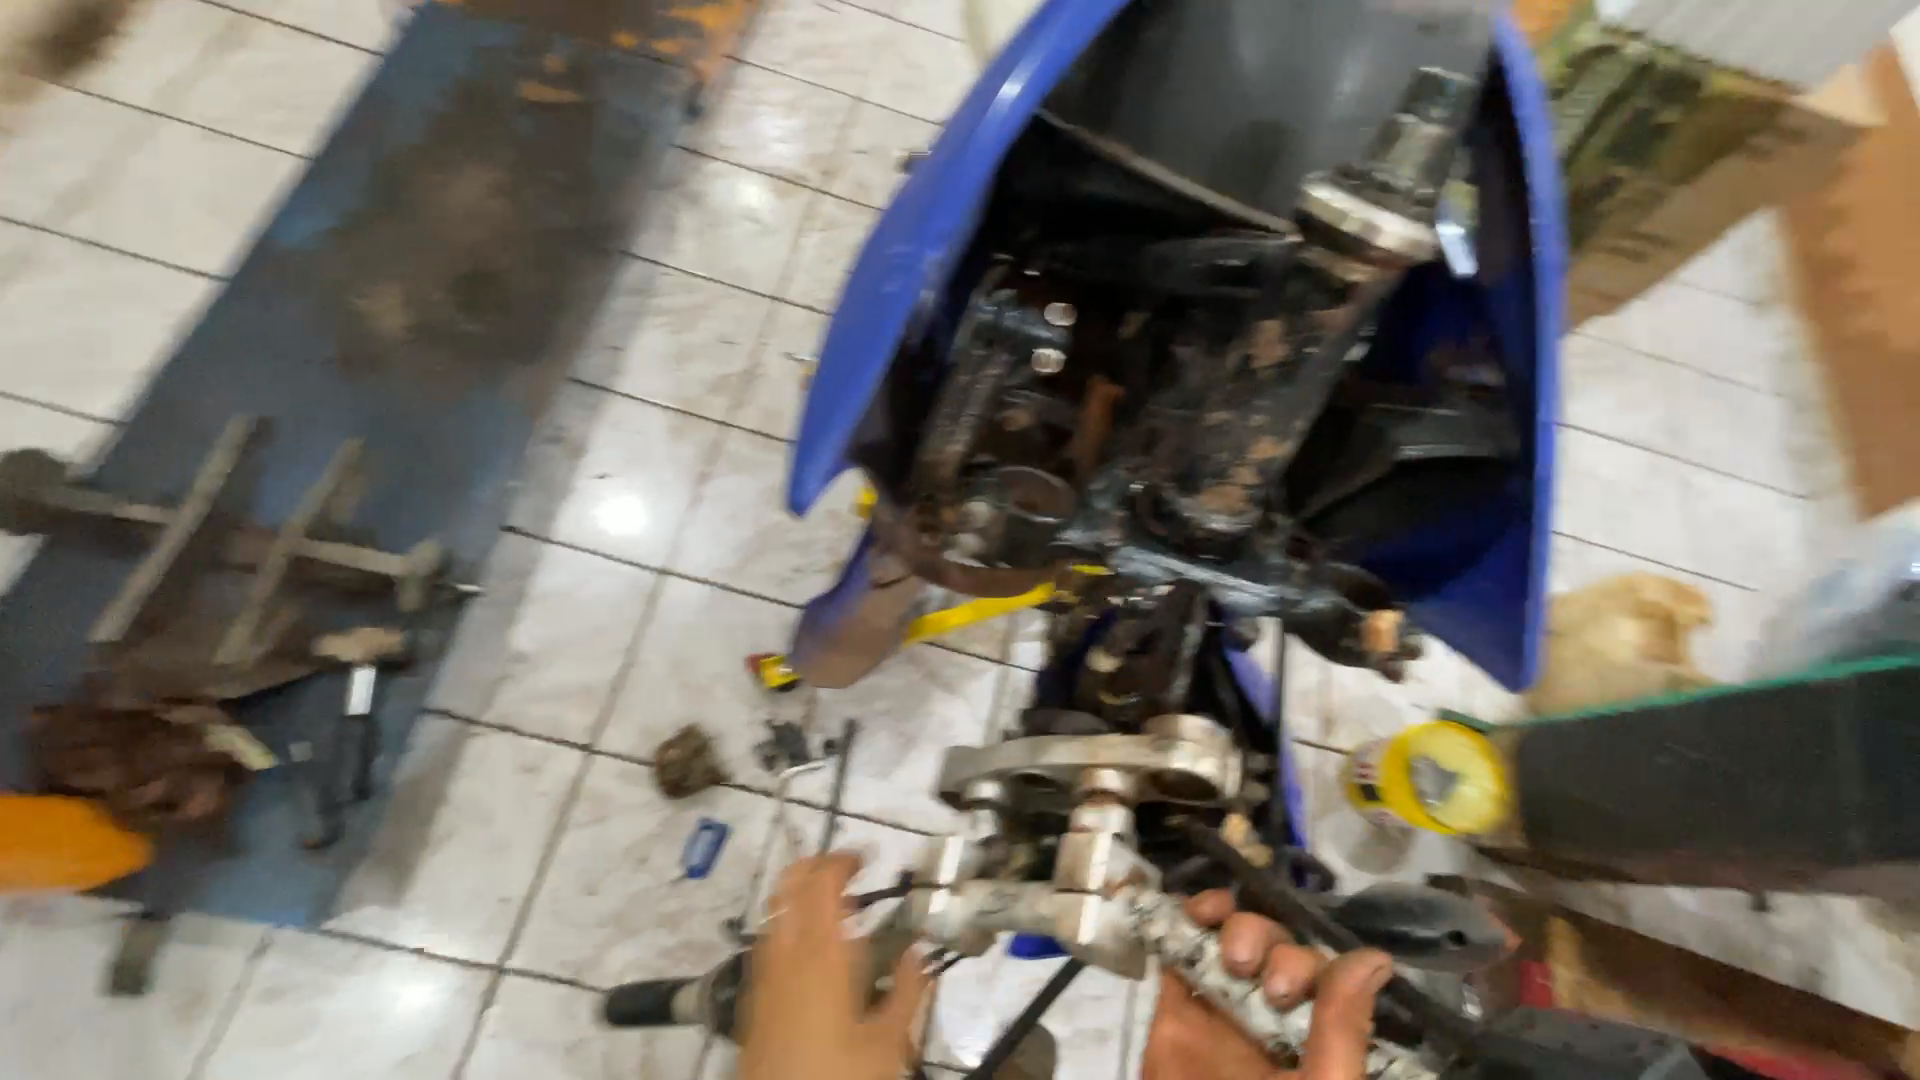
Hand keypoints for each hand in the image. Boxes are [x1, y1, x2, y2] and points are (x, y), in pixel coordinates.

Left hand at [740, 853, 931, 1079]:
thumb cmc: (837, 1074)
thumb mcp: (887, 1043)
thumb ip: (909, 991)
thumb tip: (919, 951)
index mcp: (822, 952)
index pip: (823, 883)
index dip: (842, 860)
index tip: (866, 856)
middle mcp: (787, 951)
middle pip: (790, 883)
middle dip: (816, 864)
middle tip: (847, 868)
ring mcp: (764, 971)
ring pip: (775, 907)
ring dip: (801, 891)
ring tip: (833, 901)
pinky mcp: (753, 992)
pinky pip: (768, 936)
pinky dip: (789, 920)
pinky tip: (810, 943)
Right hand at [1143, 890, 1392, 1079]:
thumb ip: (1344, 1030)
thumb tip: (1375, 956)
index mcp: (1321, 1047)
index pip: (1328, 979)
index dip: (1312, 964)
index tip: (1289, 990)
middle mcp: (1277, 1022)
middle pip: (1280, 950)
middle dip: (1272, 945)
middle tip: (1259, 978)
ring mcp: (1225, 1011)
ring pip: (1235, 938)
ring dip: (1235, 923)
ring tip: (1230, 954)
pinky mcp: (1178, 1008)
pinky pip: (1184, 948)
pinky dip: (1190, 917)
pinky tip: (1195, 910)